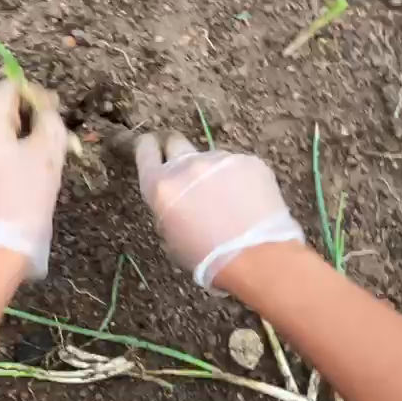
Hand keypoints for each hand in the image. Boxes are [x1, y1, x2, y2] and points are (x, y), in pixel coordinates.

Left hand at [0, 81, 68, 278]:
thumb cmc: (27, 197)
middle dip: (24, 115)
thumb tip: (45, 109)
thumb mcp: (49, 153)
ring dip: (14, 137)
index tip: (52, 108)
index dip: (32, 93)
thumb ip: (50, 120)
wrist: (0, 247)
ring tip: (38, 154)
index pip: (6, 89)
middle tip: (49, 129)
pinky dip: (3, 156)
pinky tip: (21, 175)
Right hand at [134, 133, 302, 287]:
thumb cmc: (206, 257)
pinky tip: (246, 202)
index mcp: (161, 185)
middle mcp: (187, 165)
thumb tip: (175, 198)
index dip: (148, 147)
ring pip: (210, 159)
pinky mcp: (249, 161)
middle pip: (175, 143)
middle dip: (176, 153)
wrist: (255, 256)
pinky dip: (238, 179)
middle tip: (186, 174)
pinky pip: (237, 165)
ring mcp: (220, 159)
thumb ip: (167, 206)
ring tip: (226, 201)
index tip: (151, 148)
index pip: (146, 150)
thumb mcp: (170, 236)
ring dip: (212, 173)